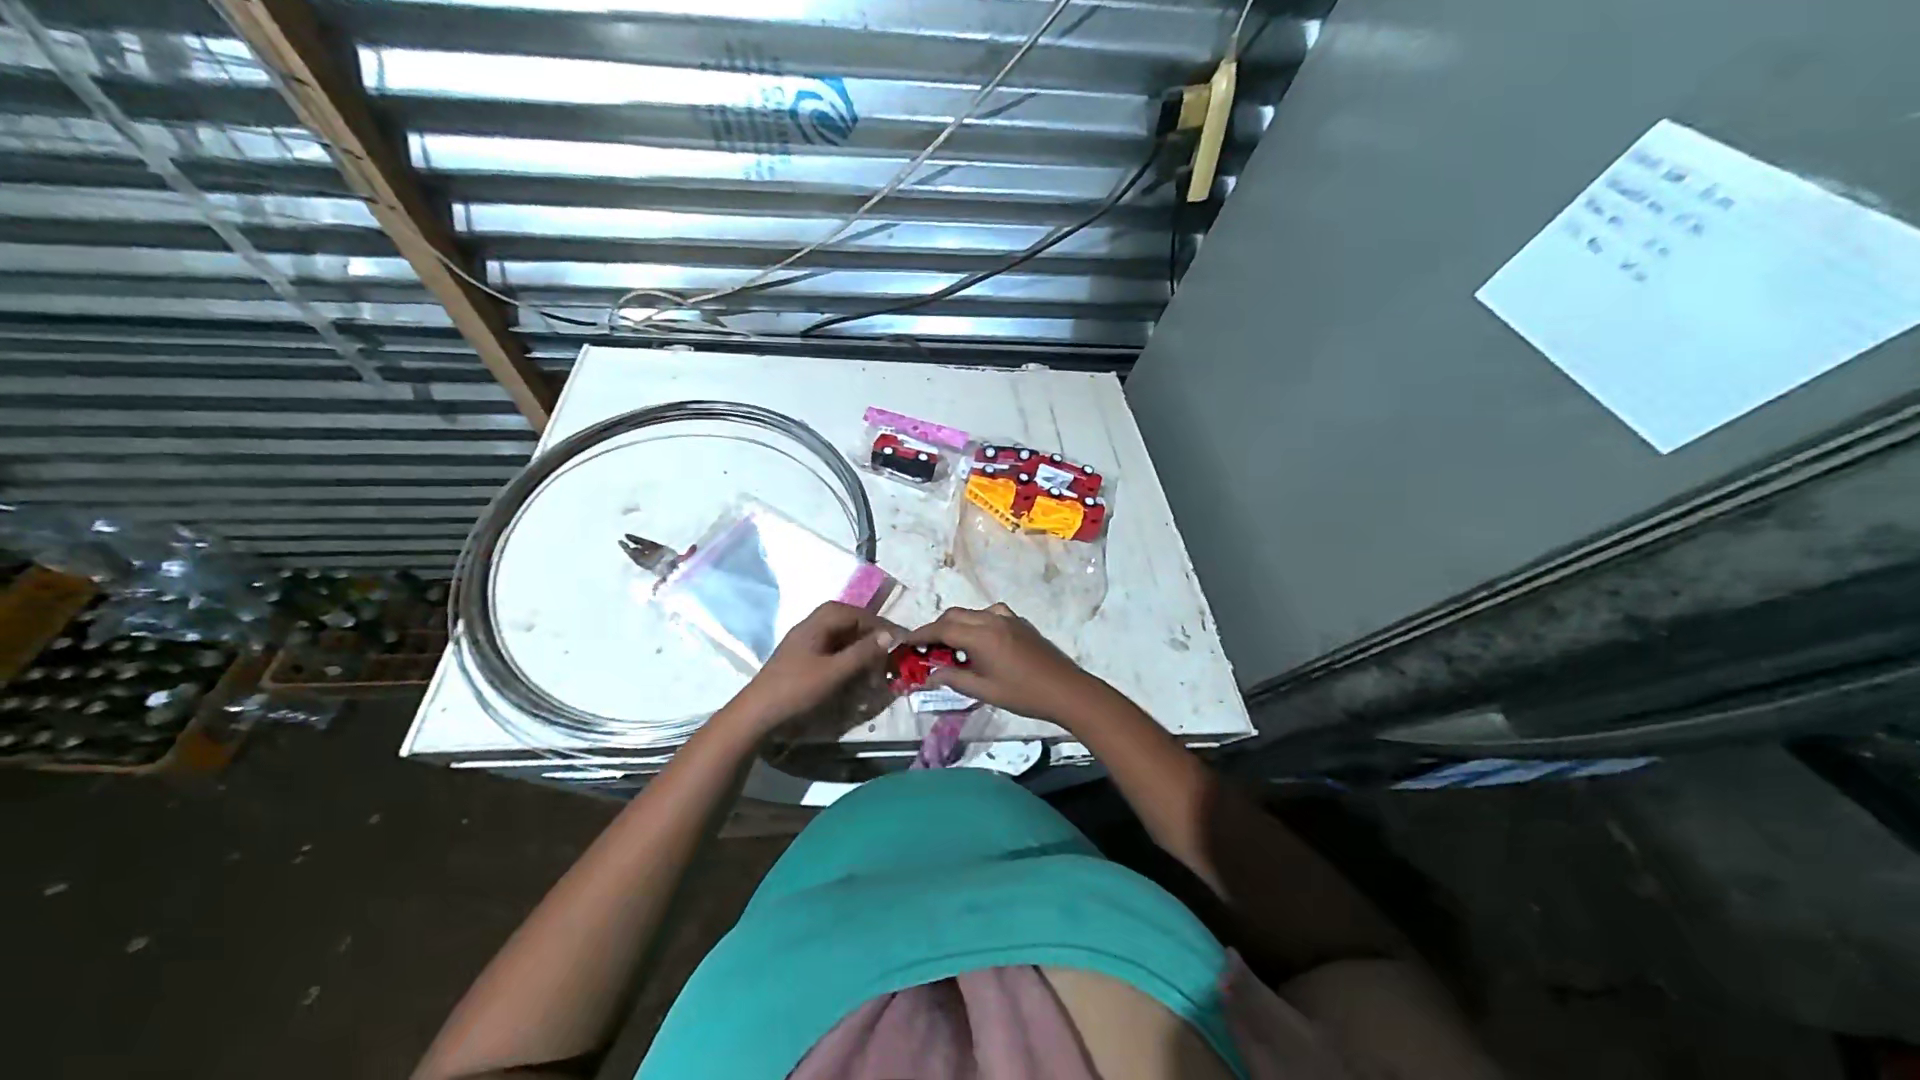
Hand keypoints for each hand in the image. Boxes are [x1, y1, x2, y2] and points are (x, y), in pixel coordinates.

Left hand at [722, 602, 897, 738]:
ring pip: (841, 637)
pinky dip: (849, 658)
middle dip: (872, 635)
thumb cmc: (796, 690)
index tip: (900, 639)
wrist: (756, 715)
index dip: (880, 624)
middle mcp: (811, 628)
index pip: (856, 613)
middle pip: (848, 622)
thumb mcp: (834, 672)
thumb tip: (889, 635)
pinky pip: (833, 651)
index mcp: (817, 623)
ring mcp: (805, 644)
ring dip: (861, 647)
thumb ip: (862, 653)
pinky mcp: (803, 661)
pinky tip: (858, 674)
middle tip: (891, 651)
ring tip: (878, 664)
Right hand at [902, 604, 1103, 723]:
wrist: (1065, 690)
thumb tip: (930, 674)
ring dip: (956, 625)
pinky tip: (979, 643)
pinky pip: (990, 615)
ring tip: (951, 648)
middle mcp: (992, 620)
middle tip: (926, 649)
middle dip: (937, 628)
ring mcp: (1008, 619)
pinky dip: (976, 623)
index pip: (942, 628)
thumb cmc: (1022, 694)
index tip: (906, 642)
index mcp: (981, 636)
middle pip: (955, 615)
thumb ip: (954, 679)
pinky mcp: (1020, 623)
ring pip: (972, 613)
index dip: (921, 634)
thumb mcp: (983, 691)